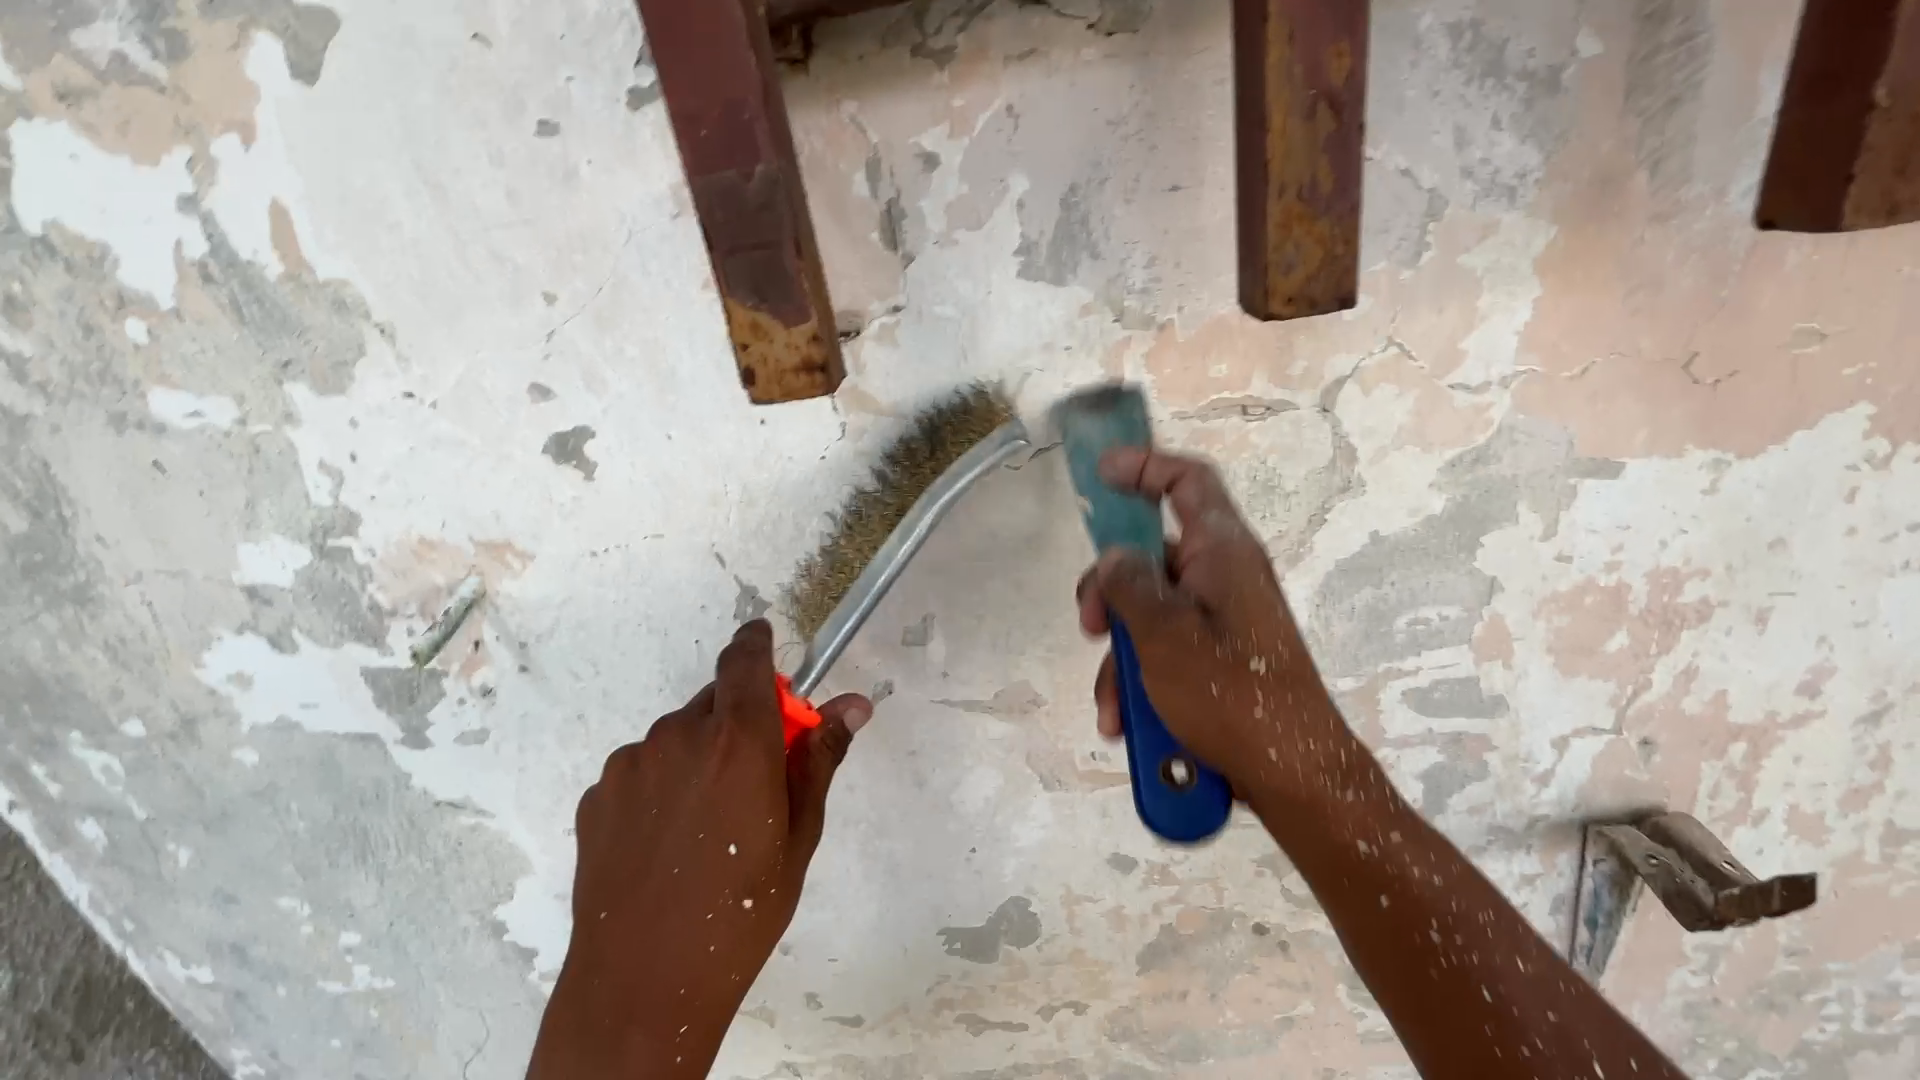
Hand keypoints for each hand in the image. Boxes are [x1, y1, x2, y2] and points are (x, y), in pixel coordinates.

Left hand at [528, 620, 872, 1078]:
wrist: (644, 981)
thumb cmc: (743, 909)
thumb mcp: (799, 834)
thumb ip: (820, 757)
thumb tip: (854, 703)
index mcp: (737, 741)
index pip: (746, 660)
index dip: (757, 641)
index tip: (765, 637)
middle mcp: (678, 736)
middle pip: (714, 700)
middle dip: (738, 720)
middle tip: (753, 777)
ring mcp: (630, 765)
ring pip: (676, 737)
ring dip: (698, 756)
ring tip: (706, 824)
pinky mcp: (597, 795)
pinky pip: (642, 769)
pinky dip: (662, 784)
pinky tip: (667, 841)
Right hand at [1074, 447, 1335, 801]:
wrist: (1292, 776)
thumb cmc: (1230, 695)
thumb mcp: (1164, 634)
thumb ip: (1129, 585)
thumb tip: (1114, 557)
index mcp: (1223, 552)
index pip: (1187, 483)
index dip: (1144, 466)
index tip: (1101, 473)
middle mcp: (1224, 577)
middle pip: (1151, 558)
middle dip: (1109, 594)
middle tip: (1090, 628)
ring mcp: (1221, 621)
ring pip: (1149, 614)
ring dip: (1120, 656)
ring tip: (1112, 706)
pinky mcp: (1218, 660)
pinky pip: (1164, 652)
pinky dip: (1140, 680)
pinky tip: (1126, 722)